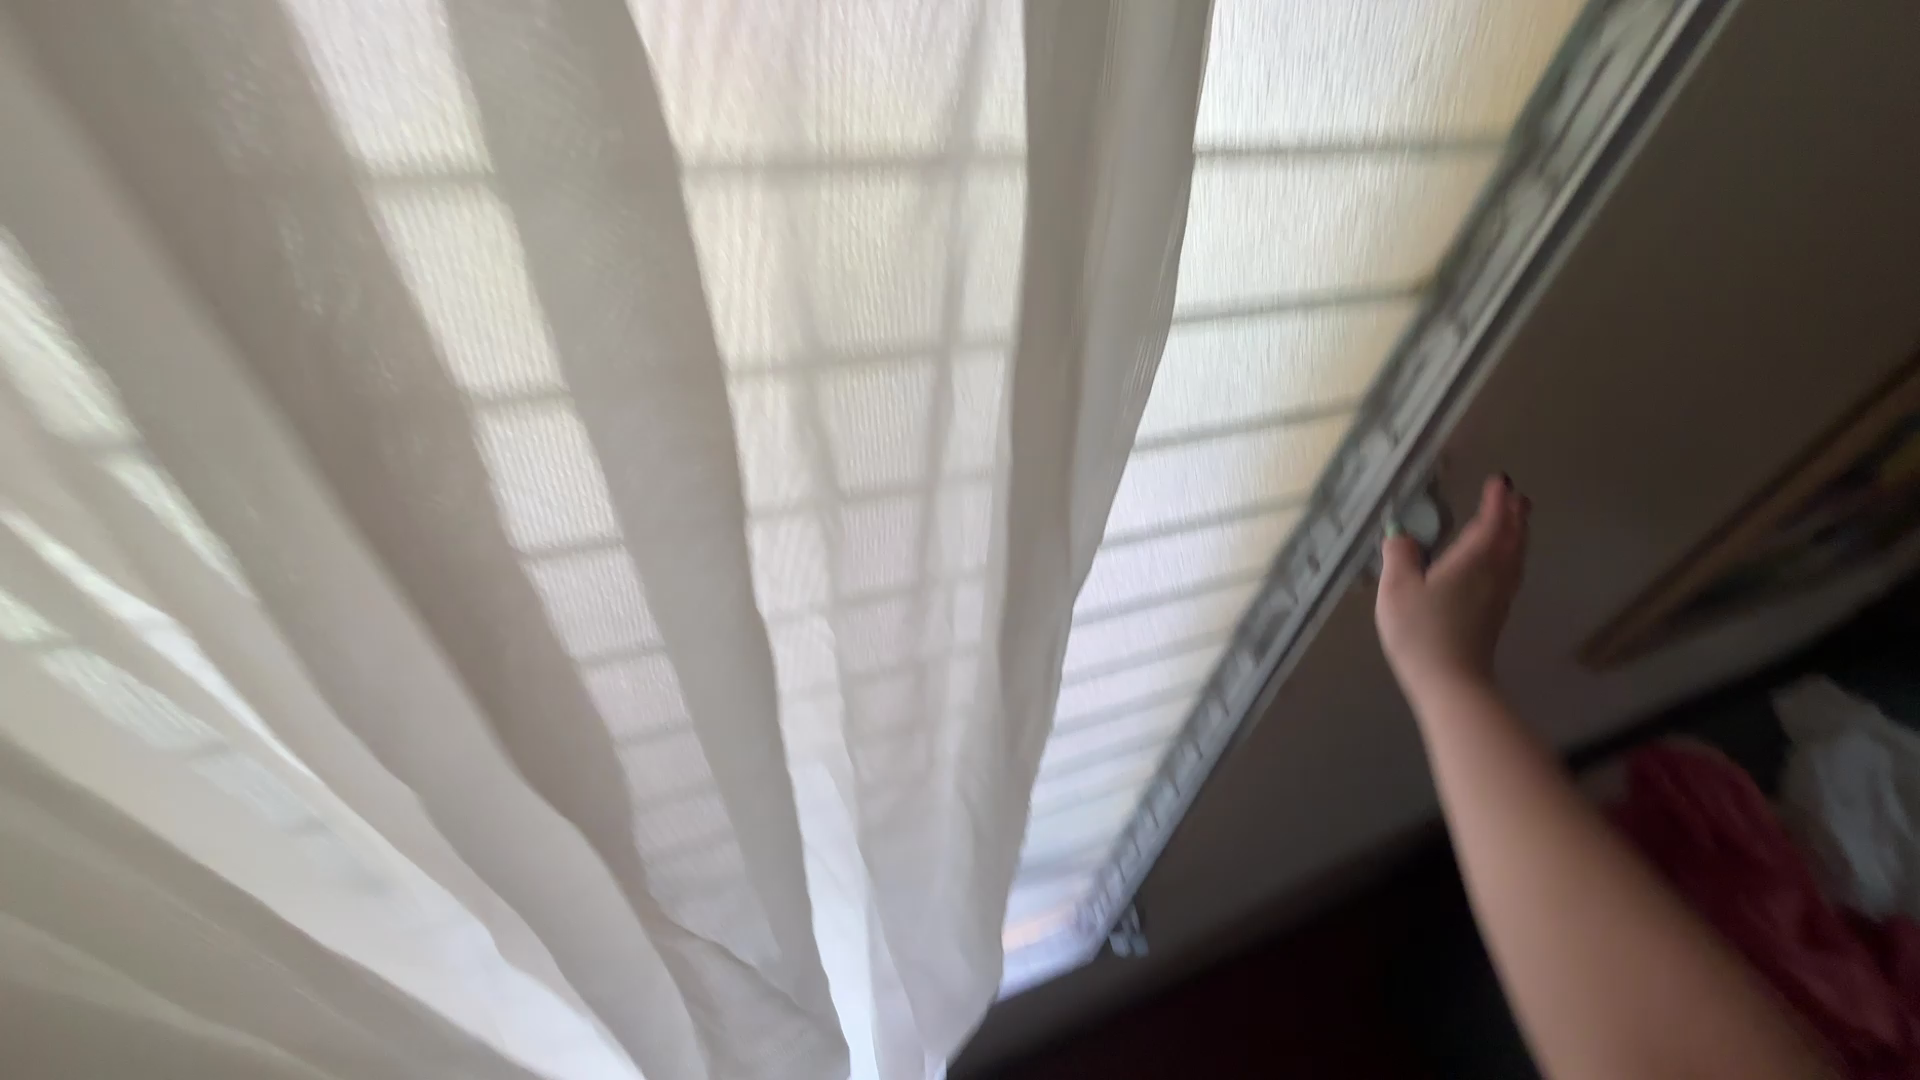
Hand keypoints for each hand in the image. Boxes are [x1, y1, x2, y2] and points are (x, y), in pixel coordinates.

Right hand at [1375, 474, 1529, 693]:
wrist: (1449, 679)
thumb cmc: (1420, 630)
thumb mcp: (1396, 589)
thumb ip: (1399, 557)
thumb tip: (1401, 535)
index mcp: (1472, 562)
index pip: (1490, 524)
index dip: (1496, 502)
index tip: (1500, 481)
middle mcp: (1494, 574)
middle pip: (1511, 539)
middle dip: (1514, 516)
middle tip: (1516, 497)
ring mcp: (1499, 596)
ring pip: (1516, 557)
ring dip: (1517, 535)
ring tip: (1516, 522)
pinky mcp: (1496, 614)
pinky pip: (1511, 572)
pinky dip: (1511, 556)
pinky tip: (1502, 562)